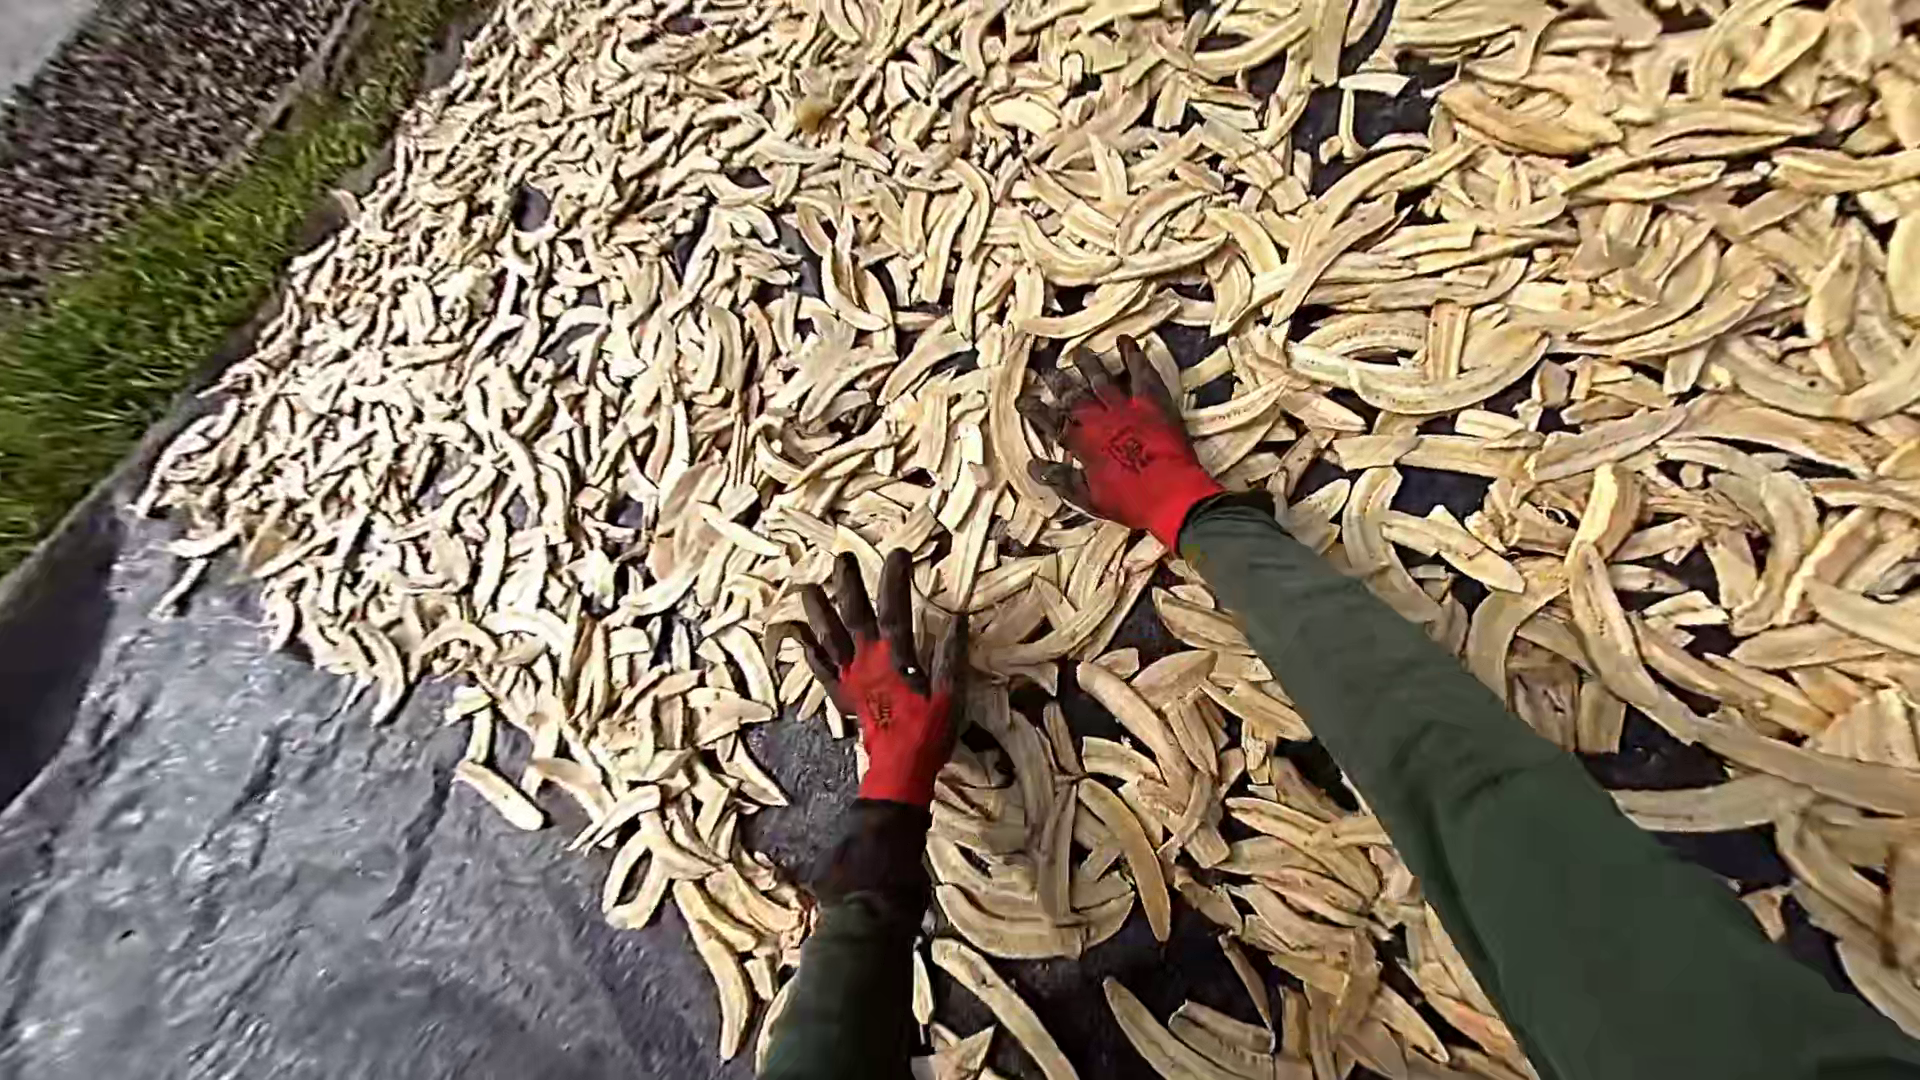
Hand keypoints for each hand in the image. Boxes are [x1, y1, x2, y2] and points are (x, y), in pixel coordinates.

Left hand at [793, 550, 966, 808]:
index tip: (899, 553)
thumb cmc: (927, 733)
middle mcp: (867, 661)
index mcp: (896, 658)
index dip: (895, 580)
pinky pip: (820, 669)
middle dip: (848, 585)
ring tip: (806, 588)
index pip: (895, 609)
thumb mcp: (951, 695)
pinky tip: (798, 635)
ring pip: (828, 638)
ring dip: (817, 612)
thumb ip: (952, 656)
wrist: (898, 771)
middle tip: (842, 557)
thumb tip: (958, 619)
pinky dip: (808, 651)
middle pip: (854, 615)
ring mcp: (850, 677)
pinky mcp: (841, 694)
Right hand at [1018, 335, 1224, 548]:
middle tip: (1046, 371)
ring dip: (1088, 364)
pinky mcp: (1153, 402)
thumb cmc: (1130, 501)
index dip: (1035, 410)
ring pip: (1101, 378)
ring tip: (1077, 353)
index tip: (1022, 401)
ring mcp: (1127, 407)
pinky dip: (1132, 354)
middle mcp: (1101, 419)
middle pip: (1073, 395)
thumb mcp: (1089, 498)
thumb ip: (1061, 480)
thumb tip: (1034, 466)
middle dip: (1057, 382)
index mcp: (1084, 443)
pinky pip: (1140, 372)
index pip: (1052, 422)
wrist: (1173, 495)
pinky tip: (1124, 341)